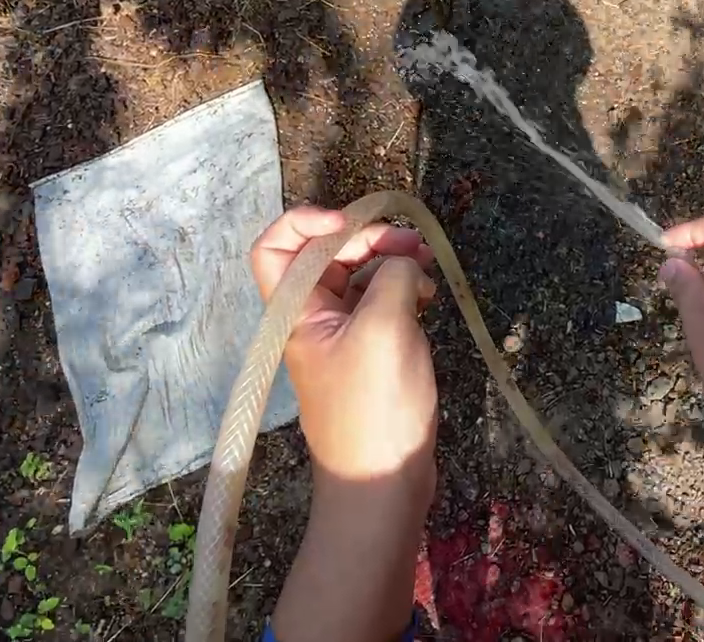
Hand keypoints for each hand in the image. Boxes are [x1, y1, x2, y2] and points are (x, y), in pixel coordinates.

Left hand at [249, 207, 438, 487]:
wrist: (383, 481)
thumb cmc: (375, 403)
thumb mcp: (385, 326)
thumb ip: (392, 275)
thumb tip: (402, 263)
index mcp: (296, 309)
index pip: (275, 246)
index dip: (305, 222)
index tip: (350, 224)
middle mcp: (313, 316)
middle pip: (329, 254)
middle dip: (370, 238)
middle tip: (414, 245)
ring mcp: (342, 334)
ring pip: (359, 275)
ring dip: (392, 261)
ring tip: (428, 267)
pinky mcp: (370, 350)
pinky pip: (380, 301)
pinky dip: (403, 288)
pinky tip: (428, 296)